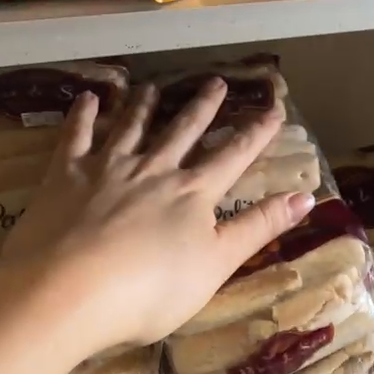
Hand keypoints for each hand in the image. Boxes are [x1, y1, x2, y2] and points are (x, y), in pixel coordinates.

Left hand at [0, 78, 315, 352]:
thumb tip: (307, 197)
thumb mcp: (216, 264)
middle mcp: (155, 169)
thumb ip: (259, 227)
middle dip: (203, 107)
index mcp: (193, 192)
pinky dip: (84, 116)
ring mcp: (109, 168)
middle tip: (216, 81)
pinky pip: (77, 138)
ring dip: (144, 106)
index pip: (233, 156)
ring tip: (152, 86)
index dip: (256, 133)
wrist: (69, 292)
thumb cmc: (150, 290)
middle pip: (184, 131)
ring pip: (132, 128)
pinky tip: (86, 98)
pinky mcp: (67, 176)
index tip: (275, 109)